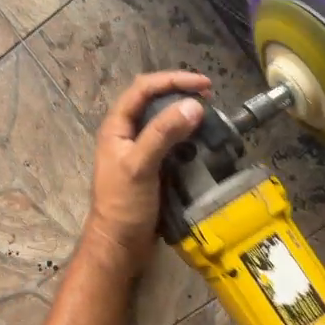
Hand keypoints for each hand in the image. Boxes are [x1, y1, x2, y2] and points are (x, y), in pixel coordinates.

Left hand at [85, 71, 211, 271]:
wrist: (120, 244)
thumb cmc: (123, 205)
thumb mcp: (140, 166)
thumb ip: (163, 134)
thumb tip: (193, 105)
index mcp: (116, 127)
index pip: (142, 89)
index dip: (172, 80)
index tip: (204, 85)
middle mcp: (126, 134)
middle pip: (153, 100)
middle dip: (180, 93)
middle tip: (209, 98)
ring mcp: (138, 150)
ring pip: (162, 120)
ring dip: (184, 114)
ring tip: (209, 117)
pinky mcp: (151, 166)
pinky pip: (170, 141)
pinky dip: (186, 136)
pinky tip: (201, 140)